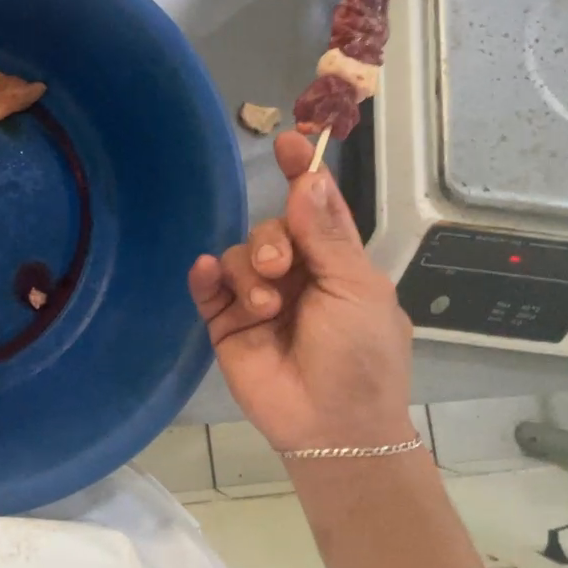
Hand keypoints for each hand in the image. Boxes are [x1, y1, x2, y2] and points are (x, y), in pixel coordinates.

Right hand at [188, 133, 416, 452]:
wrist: (331, 425)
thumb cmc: (361, 356)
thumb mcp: (356, 290)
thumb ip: (326, 235)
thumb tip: (310, 179)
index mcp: (334, 263)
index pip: (314, 207)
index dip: (302, 174)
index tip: (289, 141)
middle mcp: (294, 273)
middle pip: (268, 228)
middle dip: (270, 240)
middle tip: (280, 268)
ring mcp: (256, 297)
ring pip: (236, 255)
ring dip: (247, 272)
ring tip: (264, 307)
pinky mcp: (224, 321)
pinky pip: (207, 284)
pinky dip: (206, 275)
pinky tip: (206, 272)